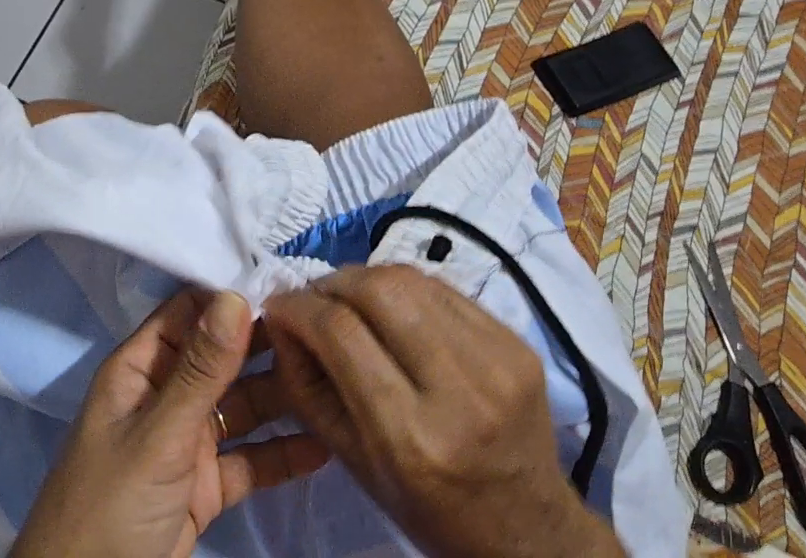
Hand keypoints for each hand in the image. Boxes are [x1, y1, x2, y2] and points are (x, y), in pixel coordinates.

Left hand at [11, 289, 329, 557]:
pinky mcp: (205, 487)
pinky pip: (249, 460)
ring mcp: (186, 442)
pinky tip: (324, 446)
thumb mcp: (158, 434)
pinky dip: (281, 455)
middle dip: (268, 347)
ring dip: (282, 399)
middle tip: (327, 335)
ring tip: (334, 383)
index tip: (288, 289)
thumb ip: (200, 370)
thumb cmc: (111, 503)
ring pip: (241, 407)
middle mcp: (165, 396)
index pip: (189, 314)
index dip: (233, 300)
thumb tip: (234, 295)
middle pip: (222, 358)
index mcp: (140, 369)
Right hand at [264, 266, 624, 557]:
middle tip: (315, 297)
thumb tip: (281, 317)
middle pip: (380, 291)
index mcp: (410, 436)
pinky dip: (406, 289)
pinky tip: (394, 308)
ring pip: (413, 279)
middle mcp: (459, 391)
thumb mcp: (351, 460)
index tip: (278, 304)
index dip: (299, 307)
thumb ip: (306, 385)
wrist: (526, 528)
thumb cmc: (426, 505)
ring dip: (367, 278)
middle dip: (333, 282)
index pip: (341, 333)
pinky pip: (445, 289)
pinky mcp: (518, 343)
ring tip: (350, 298)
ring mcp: (497, 361)